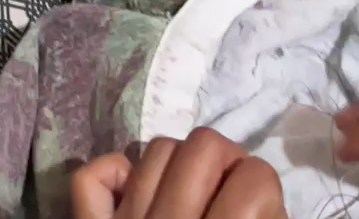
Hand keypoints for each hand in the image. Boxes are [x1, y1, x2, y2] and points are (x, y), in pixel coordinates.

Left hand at [71, 128, 285, 218]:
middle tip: (231, 198)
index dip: (264, 191)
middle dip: (225, 166)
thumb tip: (266, 189)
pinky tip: (132, 196)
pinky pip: (92, 178)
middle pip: (205, 145)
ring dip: (178, 167)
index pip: (256, 179)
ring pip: (157, 148)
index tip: (262, 211)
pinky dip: (114, 176)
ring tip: (192, 199)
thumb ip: (265, 215)